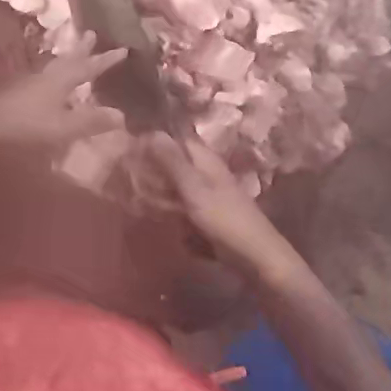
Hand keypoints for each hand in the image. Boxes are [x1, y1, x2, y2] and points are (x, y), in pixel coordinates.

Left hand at [0, 47, 124, 238]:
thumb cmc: (25, 128)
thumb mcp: (63, 128)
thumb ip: (91, 121)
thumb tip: (123, 114)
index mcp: (59, 81)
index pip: (88, 67)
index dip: (105, 60)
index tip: (123, 48)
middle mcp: (44, 77)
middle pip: (67, 58)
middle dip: (82, 48)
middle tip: (92, 33)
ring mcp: (28, 84)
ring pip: (53, 66)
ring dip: (66, 58)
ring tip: (73, 54)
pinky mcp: (16, 94)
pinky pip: (43, 77)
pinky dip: (53, 73)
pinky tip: (49, 84)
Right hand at [145, 133, 288, 267]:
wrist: (257, 259)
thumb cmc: (225, 220)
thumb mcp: (194, 189)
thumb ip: (172, 162)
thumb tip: (152, 132)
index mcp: (206, 161)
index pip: (177, 141)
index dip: (155, 143)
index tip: (132, 153)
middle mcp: (207, 173)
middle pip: (175, 165)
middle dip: (155, 173)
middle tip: (134, 183)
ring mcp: (209, 196)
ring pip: (177, 188)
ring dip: (162, 196)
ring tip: (145, 205)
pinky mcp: (210, 216)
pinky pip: (184, 209)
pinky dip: (175, 214)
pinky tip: (167, 223)